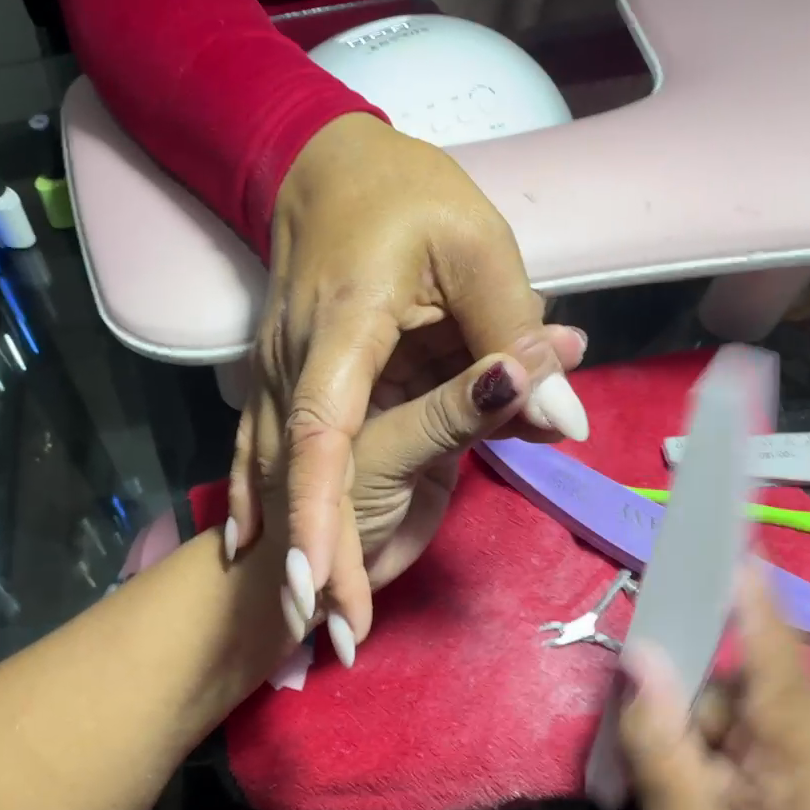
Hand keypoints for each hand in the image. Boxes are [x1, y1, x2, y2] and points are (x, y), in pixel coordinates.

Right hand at [226, 113, 588, 661]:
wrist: (321, 168)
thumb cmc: (406, 198)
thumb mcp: (476, 250)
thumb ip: (511, 334)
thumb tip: (563, 419)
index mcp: (341, 329)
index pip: (323, 431)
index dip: (316, 510)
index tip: (318, 584)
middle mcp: (290, 363)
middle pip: (288, 471)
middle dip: (301, 559)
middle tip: (327, 641)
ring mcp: (269, 374)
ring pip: (265, 470)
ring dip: (278, 547)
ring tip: (300, 627)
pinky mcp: (267, 380)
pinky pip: (253, 451)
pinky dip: (251, 504)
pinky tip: (246, 549)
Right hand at [616, 569, 809, 809]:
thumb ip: (657, 749)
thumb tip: (639, 655)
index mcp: (809, 768)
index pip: (778, 669)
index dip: (752, 609)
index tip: (728, 549)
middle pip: (740, 669)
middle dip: (692, 696)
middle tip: (684, 754)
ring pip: (740, 677)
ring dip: (707, 710)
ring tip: (710, 767)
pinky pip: (754, 683)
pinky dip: (726, 711)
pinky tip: (729, 755)